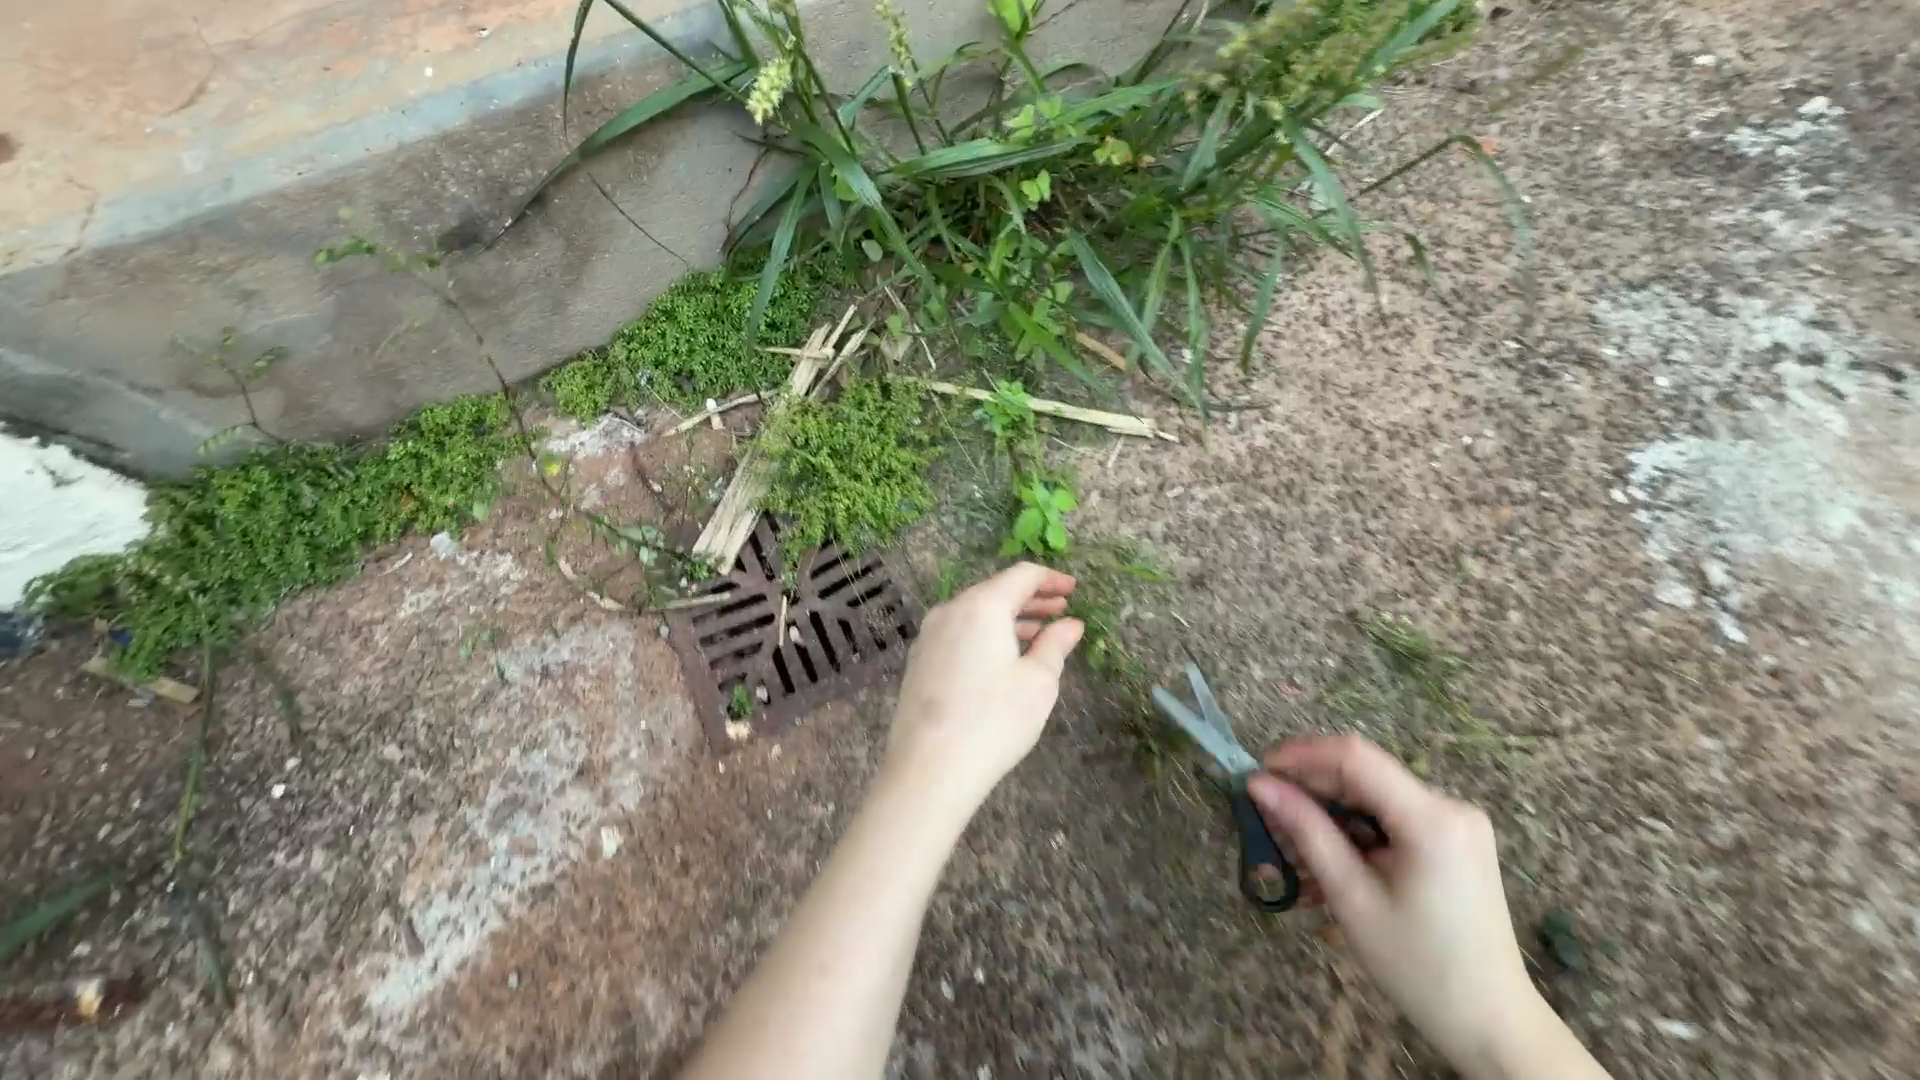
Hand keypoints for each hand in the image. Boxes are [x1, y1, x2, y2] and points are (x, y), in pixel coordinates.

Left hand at [886, 563, 1082, 811]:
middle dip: (1031, 600)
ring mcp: (928, 637)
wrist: (930, 768)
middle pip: (995, 592)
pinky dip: (985, 636)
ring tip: (1038, 637)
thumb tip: (1070, 624)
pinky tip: (1002, 660)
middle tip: (1061, 611)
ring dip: (1008, 620)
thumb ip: (1055, 645)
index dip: (1050, 579)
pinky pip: (958, 635)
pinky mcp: (919, 663)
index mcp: (981, 606)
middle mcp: (950, 612)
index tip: (1073, 590)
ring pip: (974, 615)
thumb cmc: (994, 720)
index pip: (1021, 576)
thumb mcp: (1038, 682)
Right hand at [1246, 737, 1540, 1074]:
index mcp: (1432, 818)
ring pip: (1372, 795)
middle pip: (1363, 775)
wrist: (1490, 1022)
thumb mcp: (1351, 896)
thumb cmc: (1417, 965)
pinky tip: (1330, 859)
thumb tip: (1259, 784)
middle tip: (1267, 818)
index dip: (1300, 755)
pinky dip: (1354, 829)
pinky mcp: (1454, 838)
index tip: (1258, 772)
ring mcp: (1457, 821)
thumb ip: (1305, 830)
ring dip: (1329, 813)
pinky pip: (1391, 815)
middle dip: (1310, 790)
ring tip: (1294, 850)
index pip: (1355, 757)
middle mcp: (1451, 806)